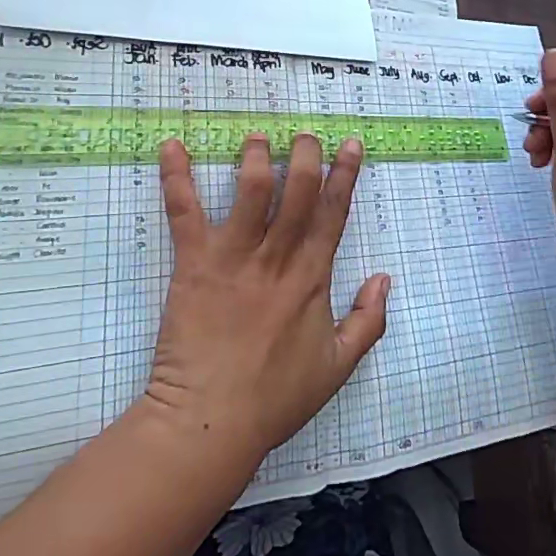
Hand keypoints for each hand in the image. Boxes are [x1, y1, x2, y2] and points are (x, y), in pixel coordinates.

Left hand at [143, 133, 389, 463]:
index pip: (333, 214)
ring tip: (256, 137)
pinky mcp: (194, 263)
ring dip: (256, 158)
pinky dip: (176, 176)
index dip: (345, 175)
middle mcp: (277, 259)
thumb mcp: (337, 367)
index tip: (350, 144)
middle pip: (297, 191)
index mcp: (312, 279)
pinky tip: (171, 146)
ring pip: (251, 191)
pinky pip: (183, 211)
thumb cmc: (274, 397)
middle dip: (305, 155)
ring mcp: (233, 257)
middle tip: (304, 134)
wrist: (212, 421)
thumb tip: (384, 278)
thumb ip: (368, 321)